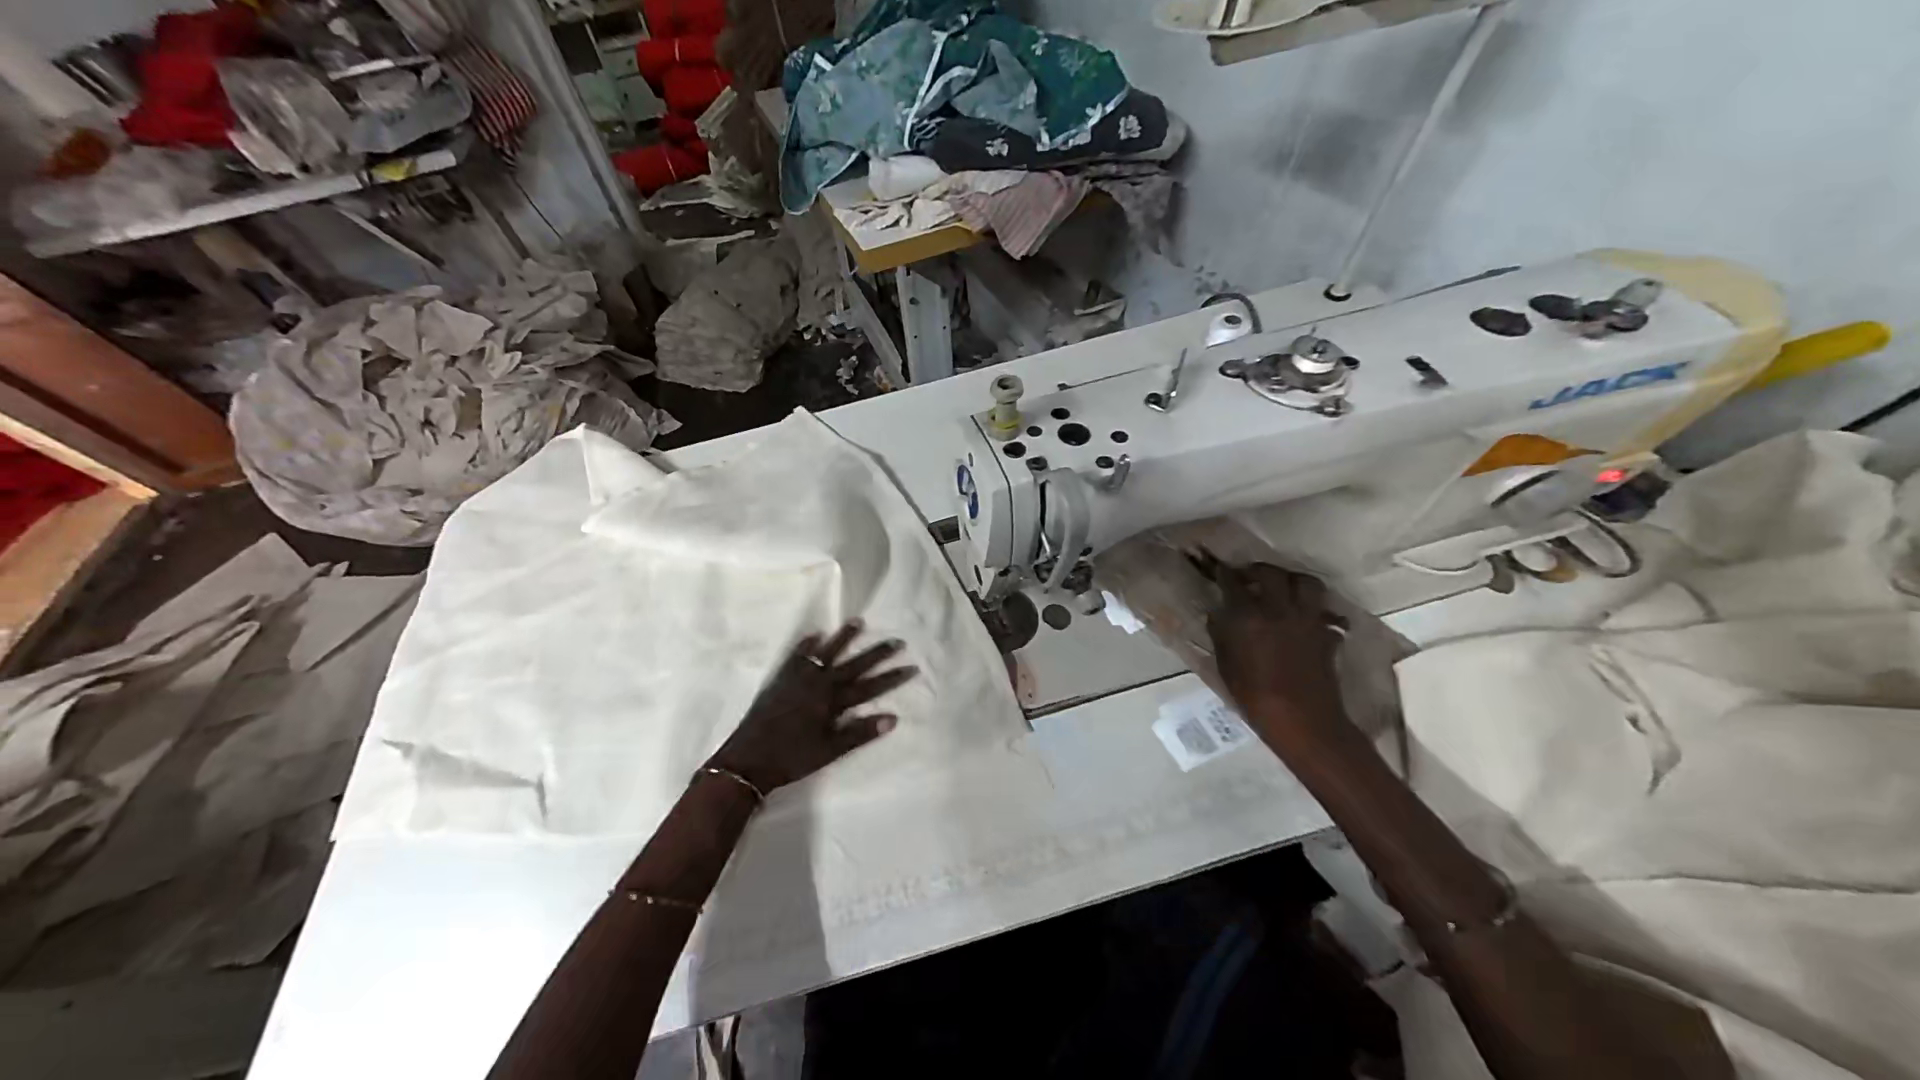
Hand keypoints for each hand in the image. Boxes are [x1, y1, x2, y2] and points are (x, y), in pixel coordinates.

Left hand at [707, 622, 918, 793]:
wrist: (748, 759)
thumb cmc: (792, 758)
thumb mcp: (830, 750)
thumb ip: (860, 733)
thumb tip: (892, 718)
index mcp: (833, 702)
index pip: (870, 687)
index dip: (892, 678)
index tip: (912, 667)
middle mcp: (819, 684)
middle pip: (854, 665)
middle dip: (877, 653)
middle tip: (897, 641)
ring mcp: (799, 678)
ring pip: (827, 653)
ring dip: (843, 637)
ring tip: (858, 621)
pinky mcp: (781, 680)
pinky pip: (797, 656)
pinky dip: (807, 645)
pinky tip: (815, 635)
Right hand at [1205, 561, 1347, 736]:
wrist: (1303, 720)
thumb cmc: (1254, 696)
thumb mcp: (1226, 666)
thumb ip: (1221, 634)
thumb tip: (1219, 614)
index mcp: (1248, 617)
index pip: (1234, 583)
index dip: (1225, 574)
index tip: (1221, 570)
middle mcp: (1279, 610)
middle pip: (1272, 573)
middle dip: (1259, 570)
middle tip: (1251, 575)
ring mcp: (1308, 619)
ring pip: (1306, 583)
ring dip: (1293, 580)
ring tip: (1283, 588)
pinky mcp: (1328, 632)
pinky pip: (1323, 610)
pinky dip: (1314, 609)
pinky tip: (1305, 618)